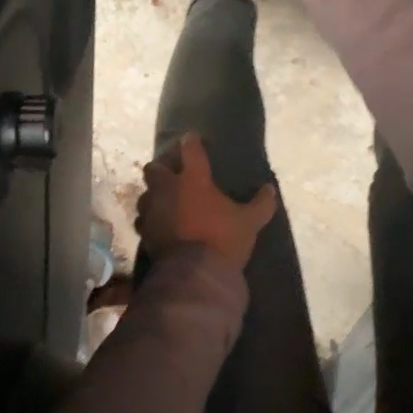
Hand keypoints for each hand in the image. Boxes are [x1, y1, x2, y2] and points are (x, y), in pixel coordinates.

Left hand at [137, 134, 278, 270]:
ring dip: (152, 196)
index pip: (190, 149)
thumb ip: (261, 204)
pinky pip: (142, 220)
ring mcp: (153, 209)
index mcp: (193, 180)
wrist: (194, 274)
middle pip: (154, 168)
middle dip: (160, 169)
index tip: (192, 138)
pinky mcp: (145, 231)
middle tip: (171, 175)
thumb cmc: (223, 240)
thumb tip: (270, 189)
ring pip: (144, 194)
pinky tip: (157, 226)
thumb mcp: (249, 223)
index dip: (191, 141)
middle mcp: (168, 188)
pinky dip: (149, 221)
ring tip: (163, 203)